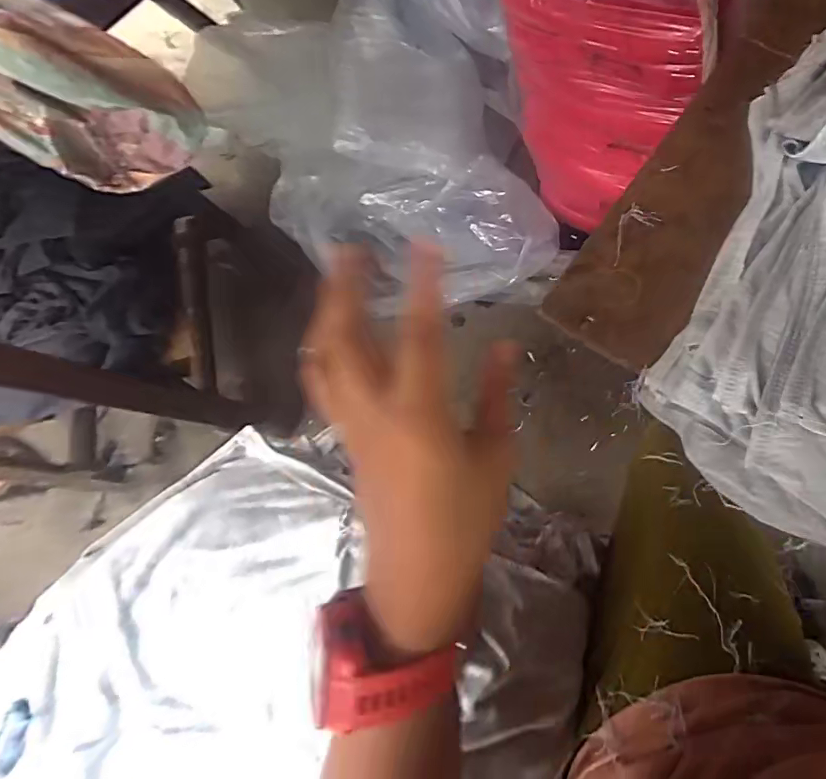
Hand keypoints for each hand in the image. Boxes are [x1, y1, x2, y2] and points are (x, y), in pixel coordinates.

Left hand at [300, 244, 518, 660]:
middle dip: (341, 290)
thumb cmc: (466, 517)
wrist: (416, 577)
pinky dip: (325, 349)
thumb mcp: (496, 454)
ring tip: (334, 280)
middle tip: (350, 251)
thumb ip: (496, 395)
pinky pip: (326, 384)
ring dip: (324, 315)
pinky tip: (337, 335)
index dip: (422, 286)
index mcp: (420, 413)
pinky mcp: (347, 439)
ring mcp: (353, 426)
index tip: (424, 247)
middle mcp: (375, 412)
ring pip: (323, 361)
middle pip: (343, 340)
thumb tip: (502, 346)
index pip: (419, 334)